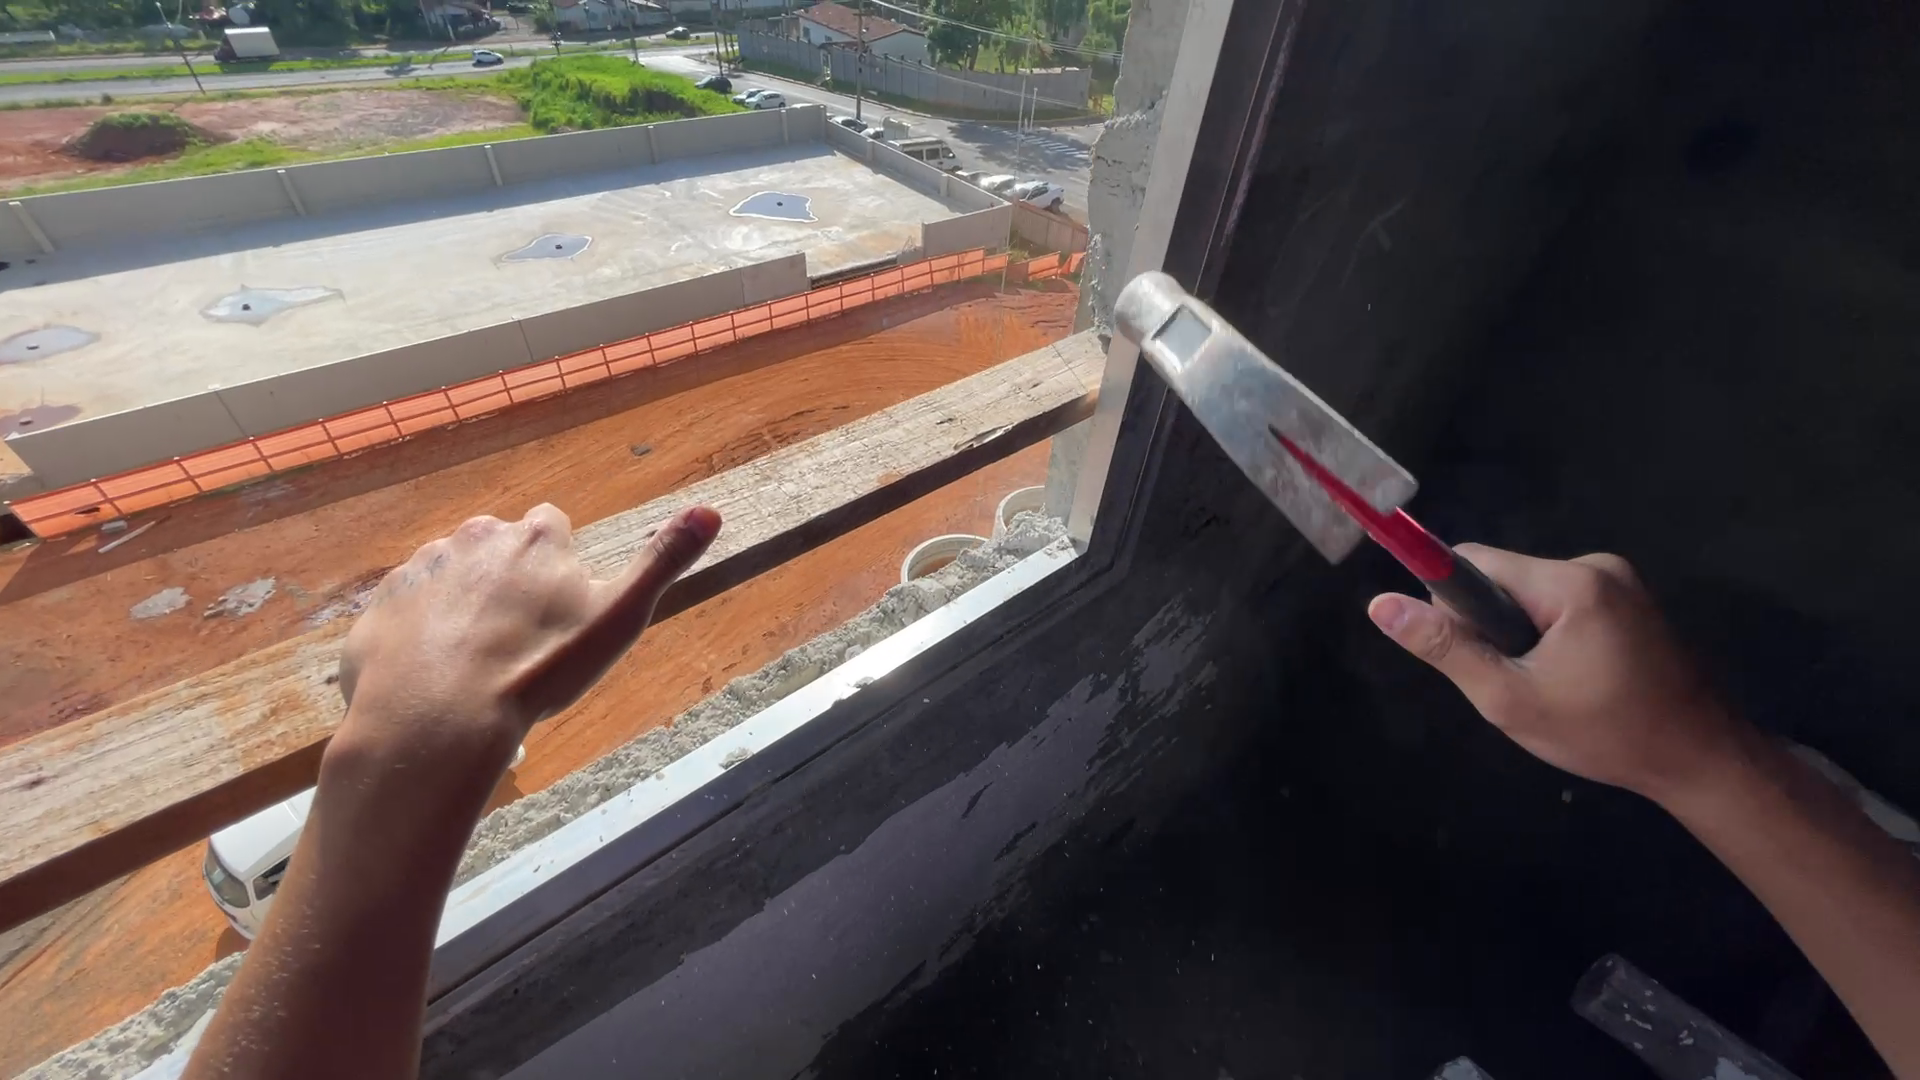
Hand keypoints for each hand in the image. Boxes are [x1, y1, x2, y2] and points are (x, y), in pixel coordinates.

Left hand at [335, 503, 721, 779]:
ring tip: (479, 657)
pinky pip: (409, 606)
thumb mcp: (622, 615)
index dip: (561, 564)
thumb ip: (665, 559)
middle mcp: (477, 536)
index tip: (563, 605)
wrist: (439, 719)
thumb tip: (712, 509)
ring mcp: (422, 568)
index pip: (554, 526)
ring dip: (467, 600)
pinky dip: (422, 628)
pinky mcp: (379, 605)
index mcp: (537, 537)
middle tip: (523, 637)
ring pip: (454, 573)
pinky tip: (436, 668)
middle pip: (501, 546)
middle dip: (511, 577)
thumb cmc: (543, 666)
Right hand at [1367, 545, 1747, 803]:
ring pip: (1522, 593)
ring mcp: (1617, 582)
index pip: (1470, 562)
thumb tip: (1378, 604)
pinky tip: (1568, 676)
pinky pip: (1552, 602)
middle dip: (1487, 625)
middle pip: (1498, 577)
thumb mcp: (1507, 697)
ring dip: (1515, 633)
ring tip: (1545, 684)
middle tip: (1511, 679)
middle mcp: (1595, 567)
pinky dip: (1543, 635)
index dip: (1450, 604)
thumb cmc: (1604, 733)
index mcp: (1570, 582)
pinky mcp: (1626, 600)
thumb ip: (1442, 646)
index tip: (1468, 650)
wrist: (1709, 766)